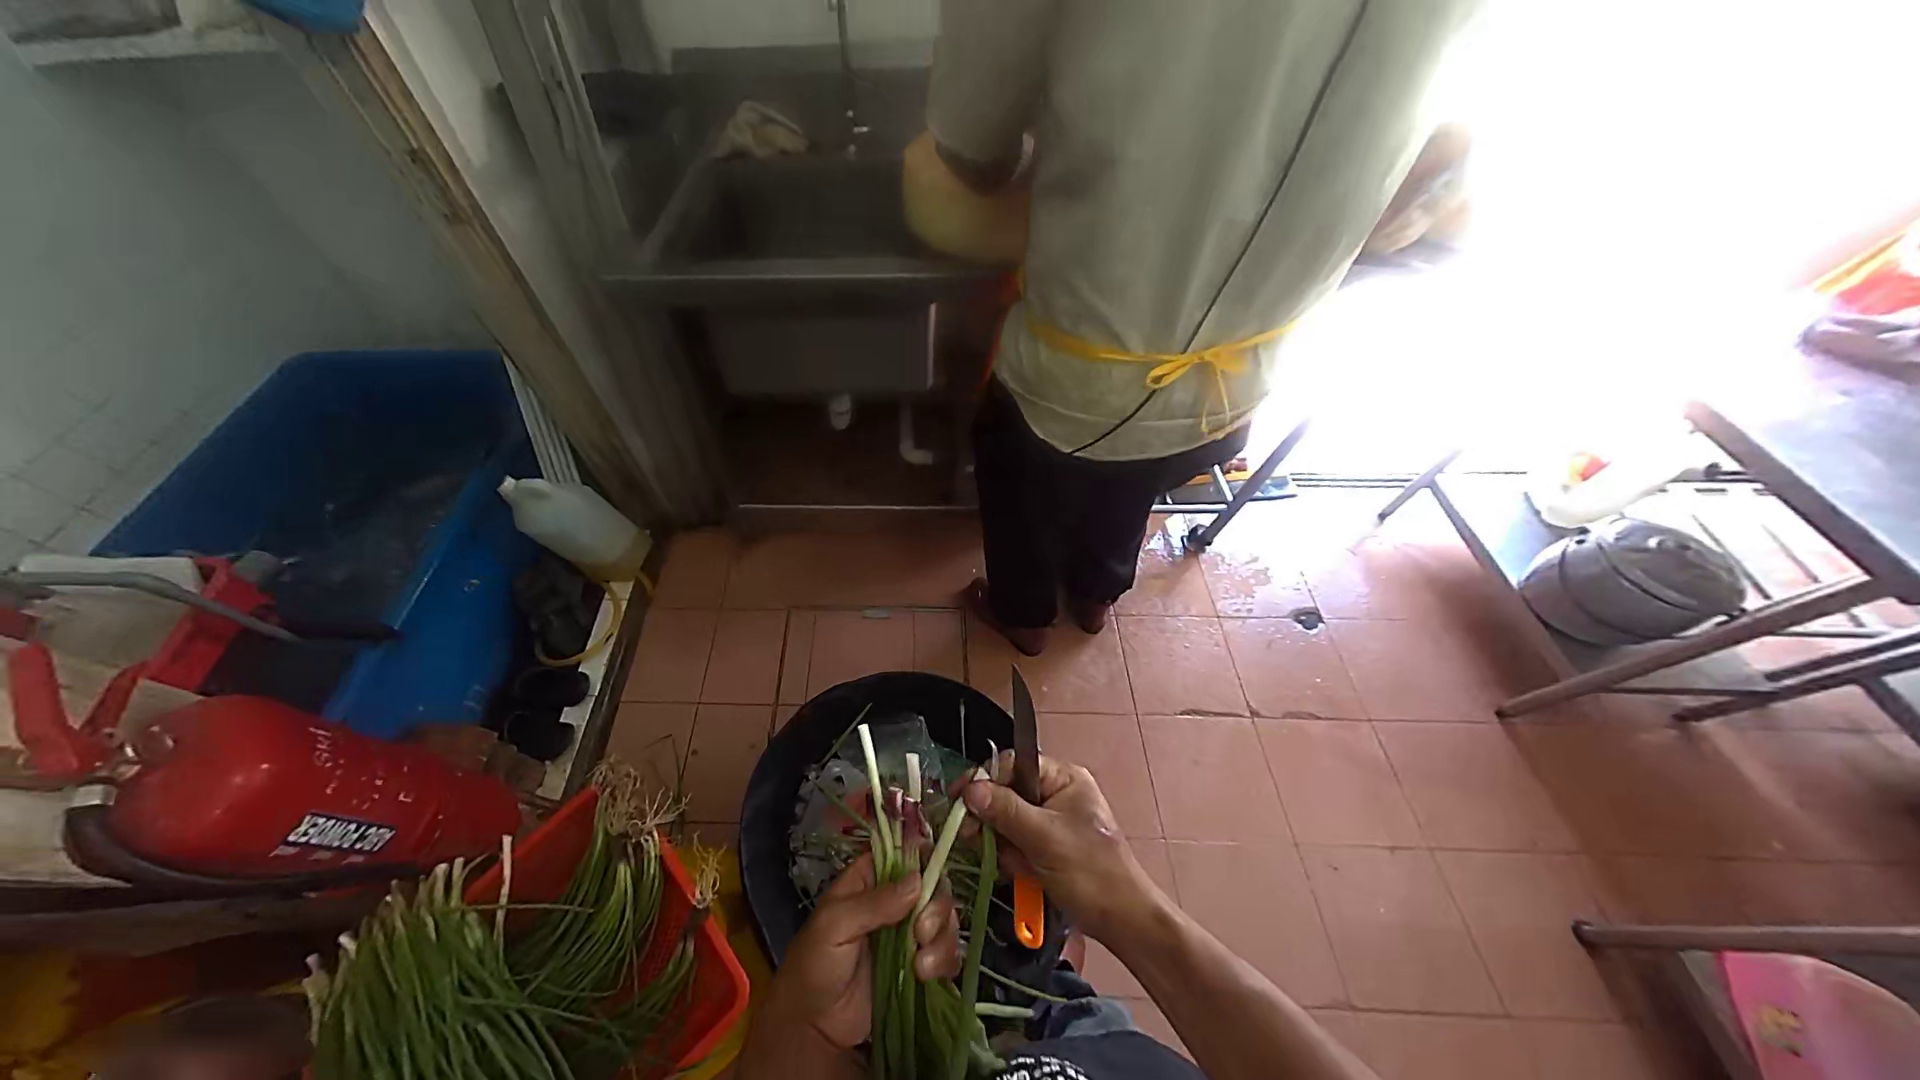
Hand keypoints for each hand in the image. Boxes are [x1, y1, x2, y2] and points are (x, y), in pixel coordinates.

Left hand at [761, 853, 962, 1050]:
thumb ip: (873, 903)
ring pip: (945, 919)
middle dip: (937, 907)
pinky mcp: (920, 965)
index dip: (924, 856)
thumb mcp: (834, 925)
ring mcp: (910, 934)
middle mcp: (895, 901)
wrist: (813, 1027)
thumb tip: (917, 881)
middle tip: (921, 933)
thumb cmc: (813, 965)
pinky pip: (947, 953)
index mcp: (871, 880)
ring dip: (942, 938)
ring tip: (921, 966)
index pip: (905, 853)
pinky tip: (925, 976)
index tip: (931, 873)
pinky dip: (945, 961)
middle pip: (934, 886)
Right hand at [963, 754, 1171, 942]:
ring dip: (1002, 842)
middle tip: (974, 837)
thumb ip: (1005, 810)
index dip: (984, 779)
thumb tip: (970, 789)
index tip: (958, 800)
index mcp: (1062, 777)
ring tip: (1012, 863)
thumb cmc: (1090, 872)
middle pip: (1006, 791)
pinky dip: (1012, 857)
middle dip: (991, 817)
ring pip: (1006, 820)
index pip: (1012, 764)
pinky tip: (1019, 872)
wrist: (1122, 921)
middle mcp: (1055, 792)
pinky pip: (1015, 842)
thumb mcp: (1043, 837)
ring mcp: (1051, 821)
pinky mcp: (1046, 846)